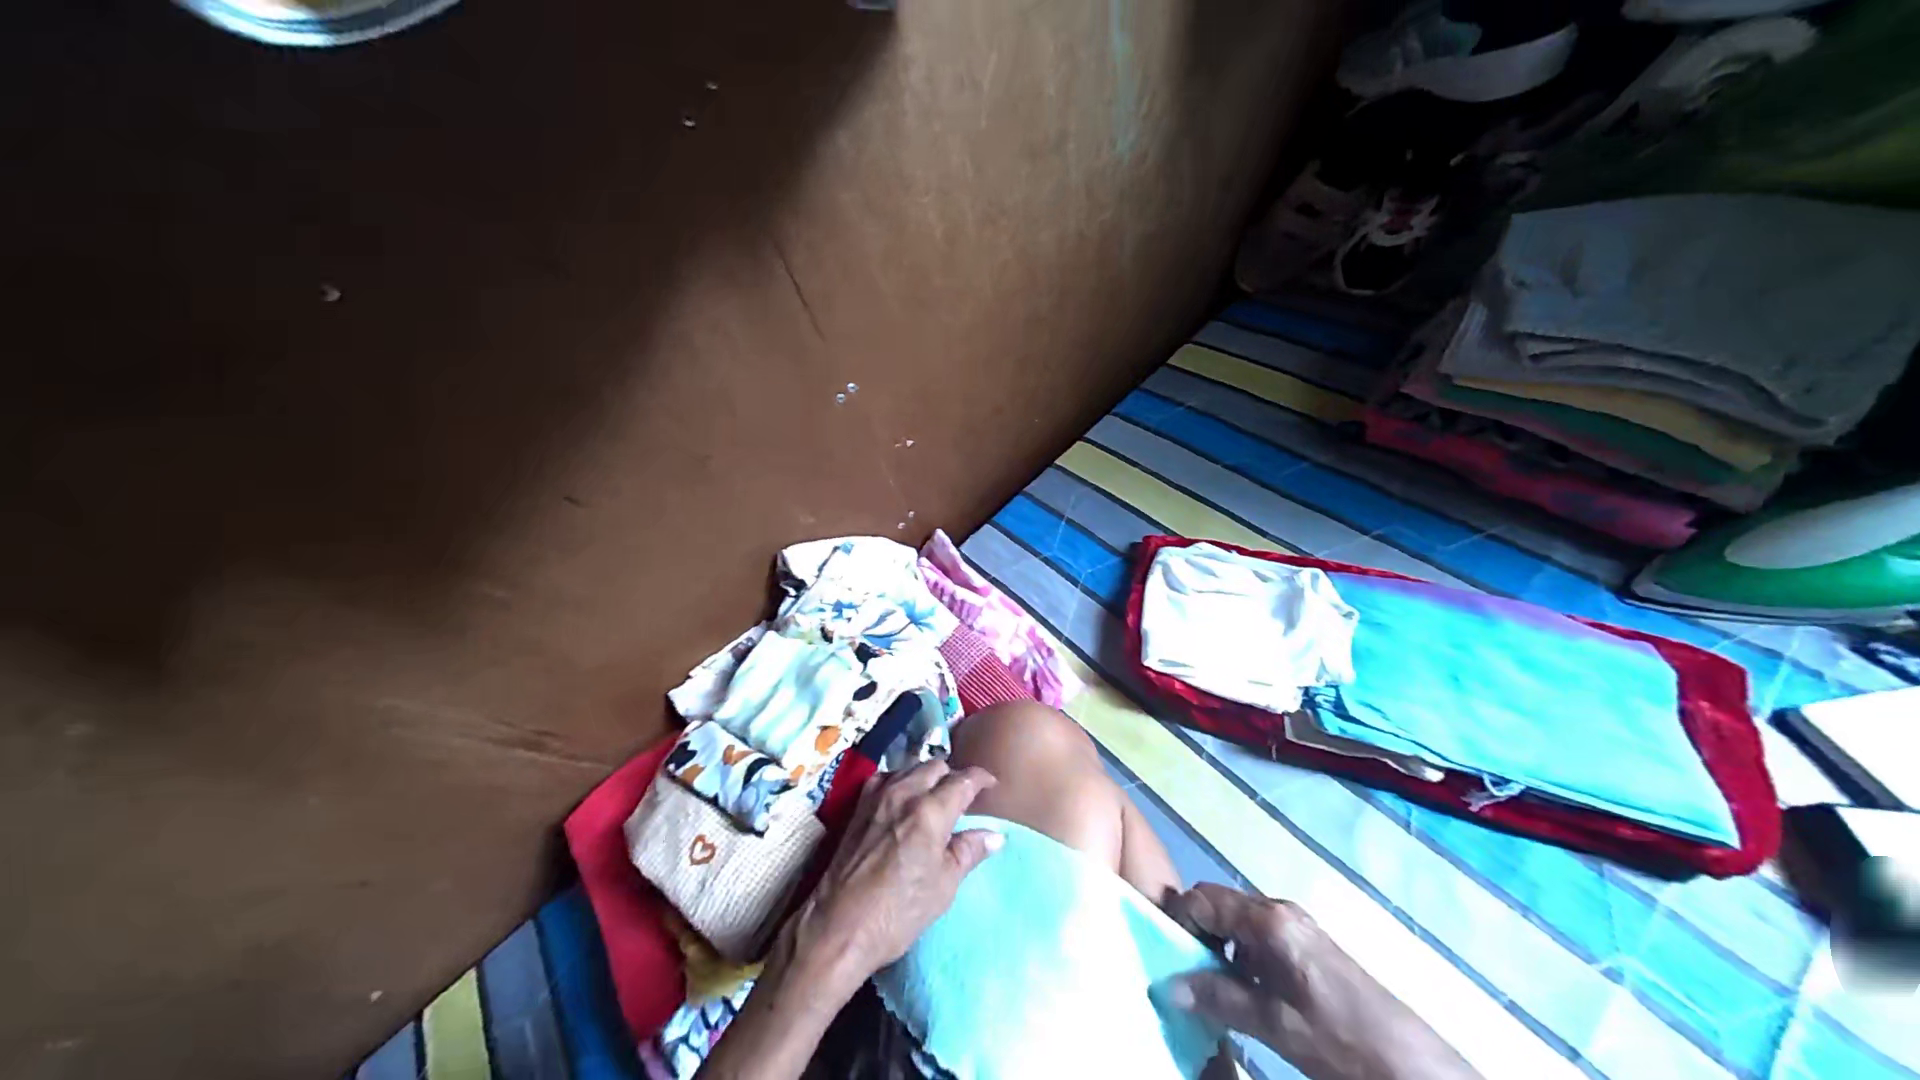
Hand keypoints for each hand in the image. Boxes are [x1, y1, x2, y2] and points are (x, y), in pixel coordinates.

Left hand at [779, 760, 1002, 997]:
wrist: (839, 927)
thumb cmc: (898, 912)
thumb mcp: (943, 886)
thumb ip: (968, 852)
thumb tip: (994, 835)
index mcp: (930, 811)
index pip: (963, 780)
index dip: (981, 779)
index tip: (991, 785)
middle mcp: (904, 793)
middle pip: (936, 766)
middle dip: (953, 777)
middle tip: (963, 798)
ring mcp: (877, 796)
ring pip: (911, 768)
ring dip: (927, 777)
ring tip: (936, 799)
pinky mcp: (858, 805)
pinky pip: (888, 778)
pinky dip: (903, 781)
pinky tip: (905, 802)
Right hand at [1167, 885, 1480, 1079]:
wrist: (1418, 1069)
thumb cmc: (1341, 1040)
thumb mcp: (1275, 1025)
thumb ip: (1219, 999)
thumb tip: (1167, 986)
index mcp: (1268, 919)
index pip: (1202, 899)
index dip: (1178, 922)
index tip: (1167, 958)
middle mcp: (1279, 910)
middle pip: (1218, 906)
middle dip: (1197, 937)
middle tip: (1188, 979)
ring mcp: (1296, 927)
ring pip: (1237, 925)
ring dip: (1218, 951)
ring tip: (1214, 993)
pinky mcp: (1308, 947)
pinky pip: (1258, 940)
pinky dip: (1241, 960)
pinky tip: (1246, 997)